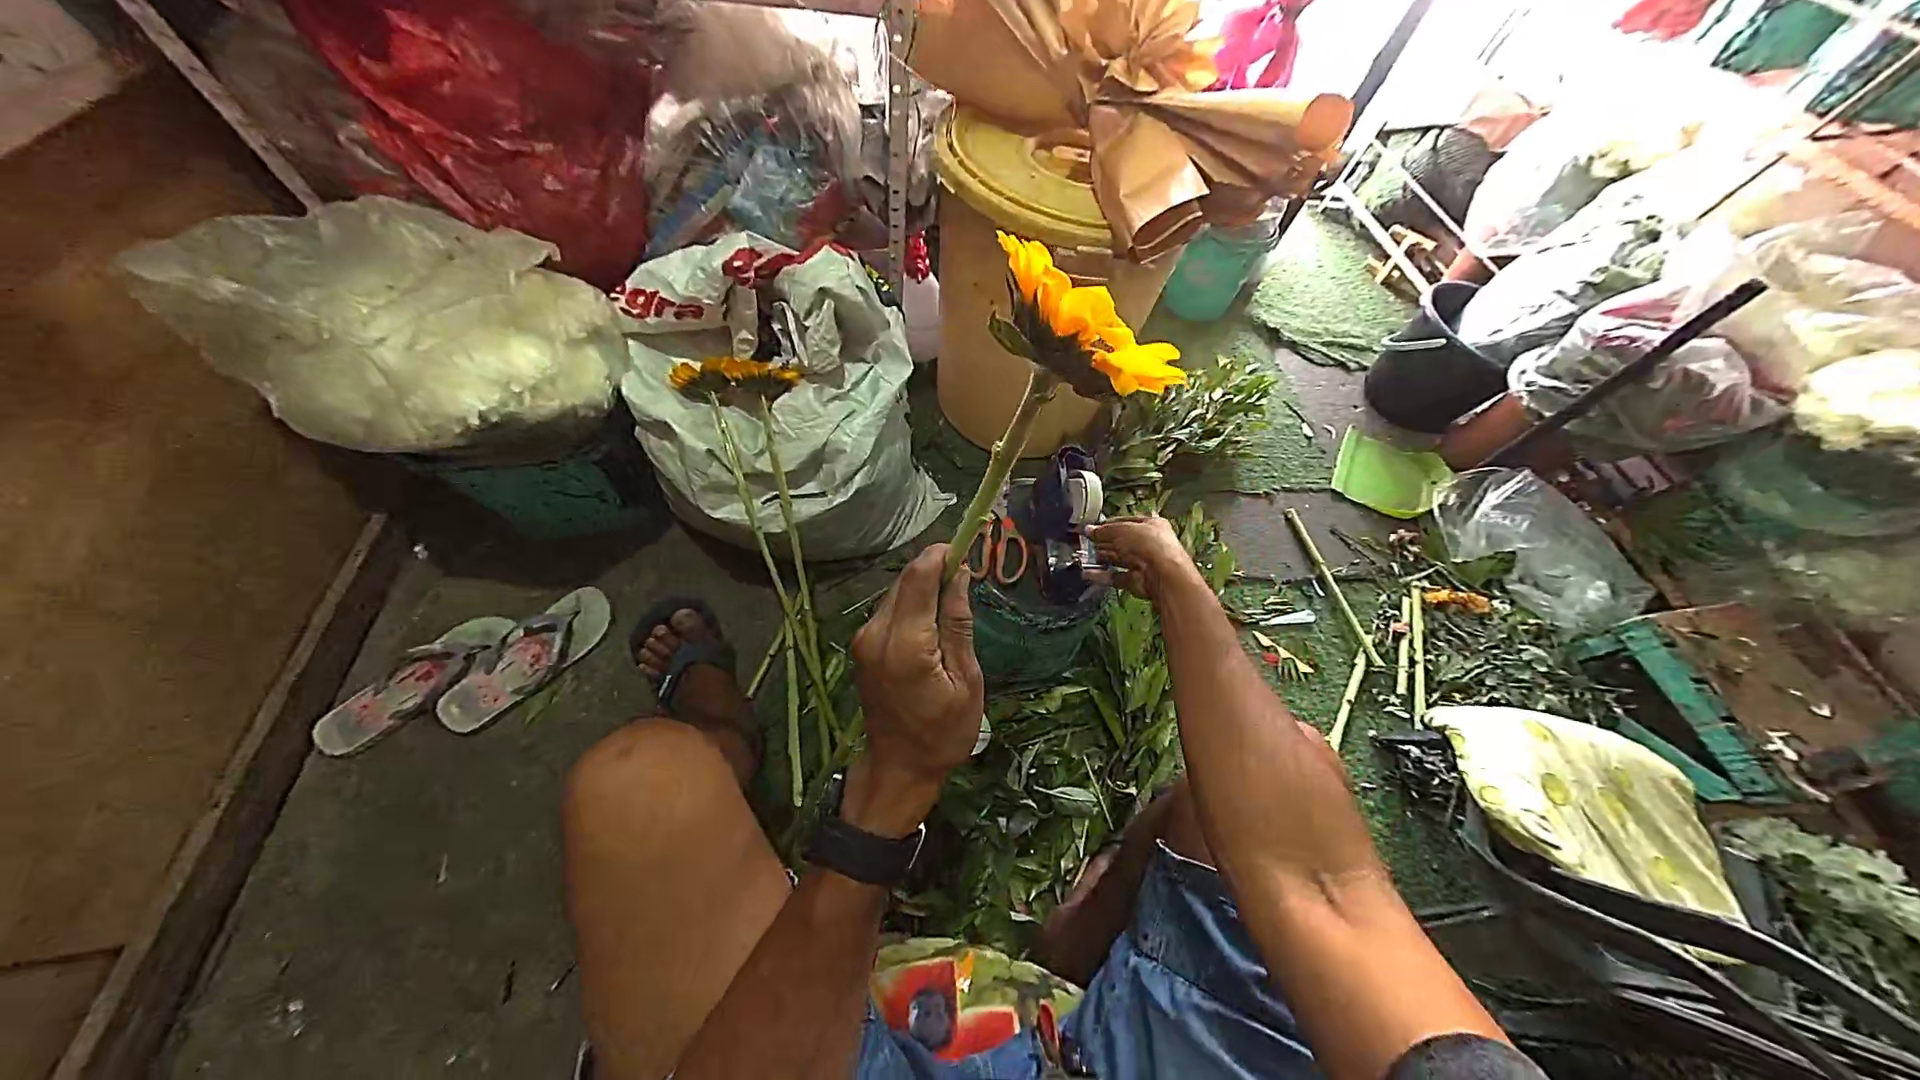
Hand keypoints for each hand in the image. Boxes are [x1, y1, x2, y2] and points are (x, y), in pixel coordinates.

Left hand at [846, 544, 983, 835]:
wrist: (899, 768)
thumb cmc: (943, 732)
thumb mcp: (966, 679)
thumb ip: (958, 623)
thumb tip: (960, 573)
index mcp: (905, 643)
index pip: (918, 577)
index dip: (941, 554)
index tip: (967, 546)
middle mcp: (876, 633)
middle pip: (905, 580)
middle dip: (935, 568)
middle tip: (967, 573)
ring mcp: (864, 640)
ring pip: (896, 592)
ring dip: (924, 586)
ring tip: (954, 598)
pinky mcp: (862, 646)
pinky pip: (889, 610)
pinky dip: (912, 604)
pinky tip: (933, 619)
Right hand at [1089, 516, 1201, 601]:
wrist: (1164, 575)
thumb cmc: (1152, 546)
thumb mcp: (1123, 530)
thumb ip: (1104, 530)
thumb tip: (1089, 530)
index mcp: (1151, 525)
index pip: (1126, 522)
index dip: (1107, 525)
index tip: (1092, 528)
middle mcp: (1148, 544)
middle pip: (1121, 542)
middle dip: (1102, 541)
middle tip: (1084, 541)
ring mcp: (1143, 564)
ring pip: (1117, 559)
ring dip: (1100, 557)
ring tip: (1083, 555)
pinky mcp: (1136, 581)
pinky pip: (1115, 577)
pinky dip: (1101, 576)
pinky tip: (1087, 572)